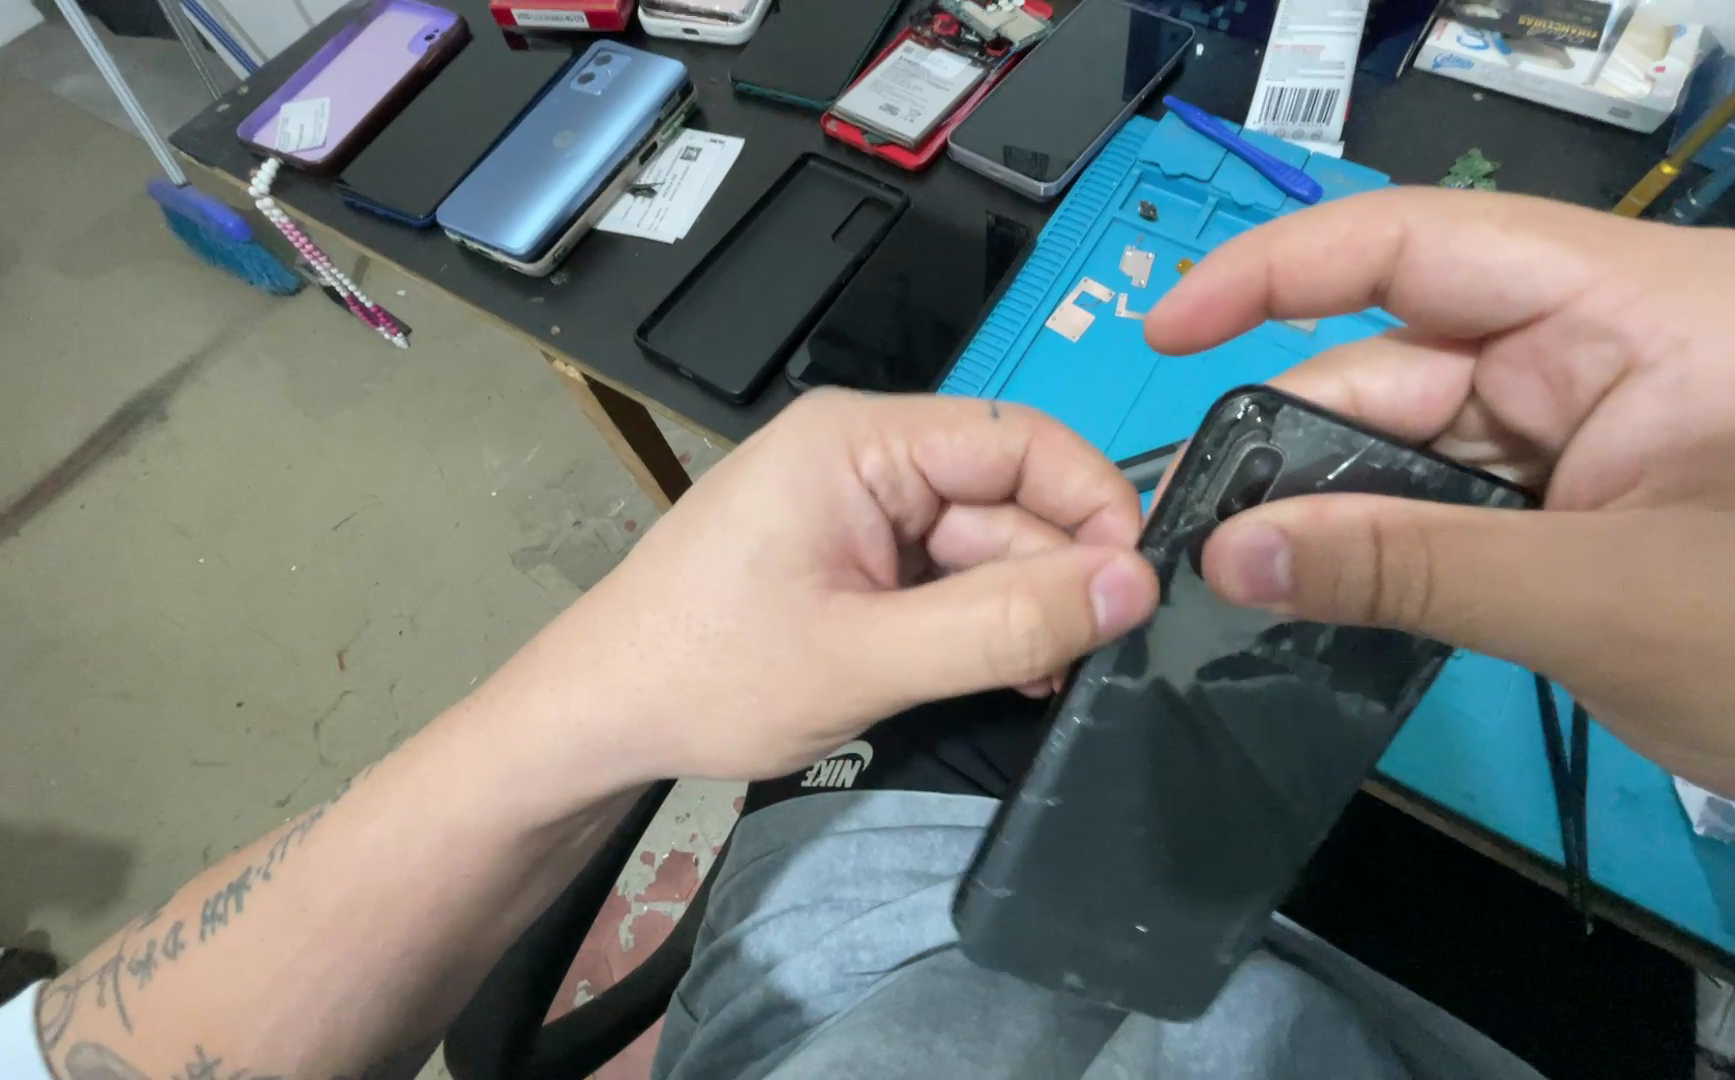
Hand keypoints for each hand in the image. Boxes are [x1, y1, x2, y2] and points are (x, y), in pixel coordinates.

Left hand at [471, 392, 1158, 789]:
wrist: (600, 716)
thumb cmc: (709, 674)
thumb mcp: (866, 657)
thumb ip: (1002, 623)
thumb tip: (1132, 586)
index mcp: (859, 440)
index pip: (1016, 440)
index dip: (1091, 504)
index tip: (1134, 586)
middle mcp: (865, 457)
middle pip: (1002, 501)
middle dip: (1050, 580)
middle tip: (1084, 663)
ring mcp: (859, 510)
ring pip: (980, 548)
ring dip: (1018, 612)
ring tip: (1040, 680)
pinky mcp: (854, 557)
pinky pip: (944, 577)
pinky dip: (979, 623)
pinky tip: (1001, 670)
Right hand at [1147, 188, 1734, 828]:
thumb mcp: (1608, 603)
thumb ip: (1402, 571)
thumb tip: (1225, 556)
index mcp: (1635, 311)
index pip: (1416, 243)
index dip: (1273, 274)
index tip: (1166, 333)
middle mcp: (1581, 347)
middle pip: (1378, 367)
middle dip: (1279, 447)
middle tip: (1190, 529)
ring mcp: (1553, 424)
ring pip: (1379, 441)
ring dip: (1309, 504)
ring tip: (1237, 566)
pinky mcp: (1533, 490)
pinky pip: (1406, 494)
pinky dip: (1351, 538)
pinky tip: (1307, 575)